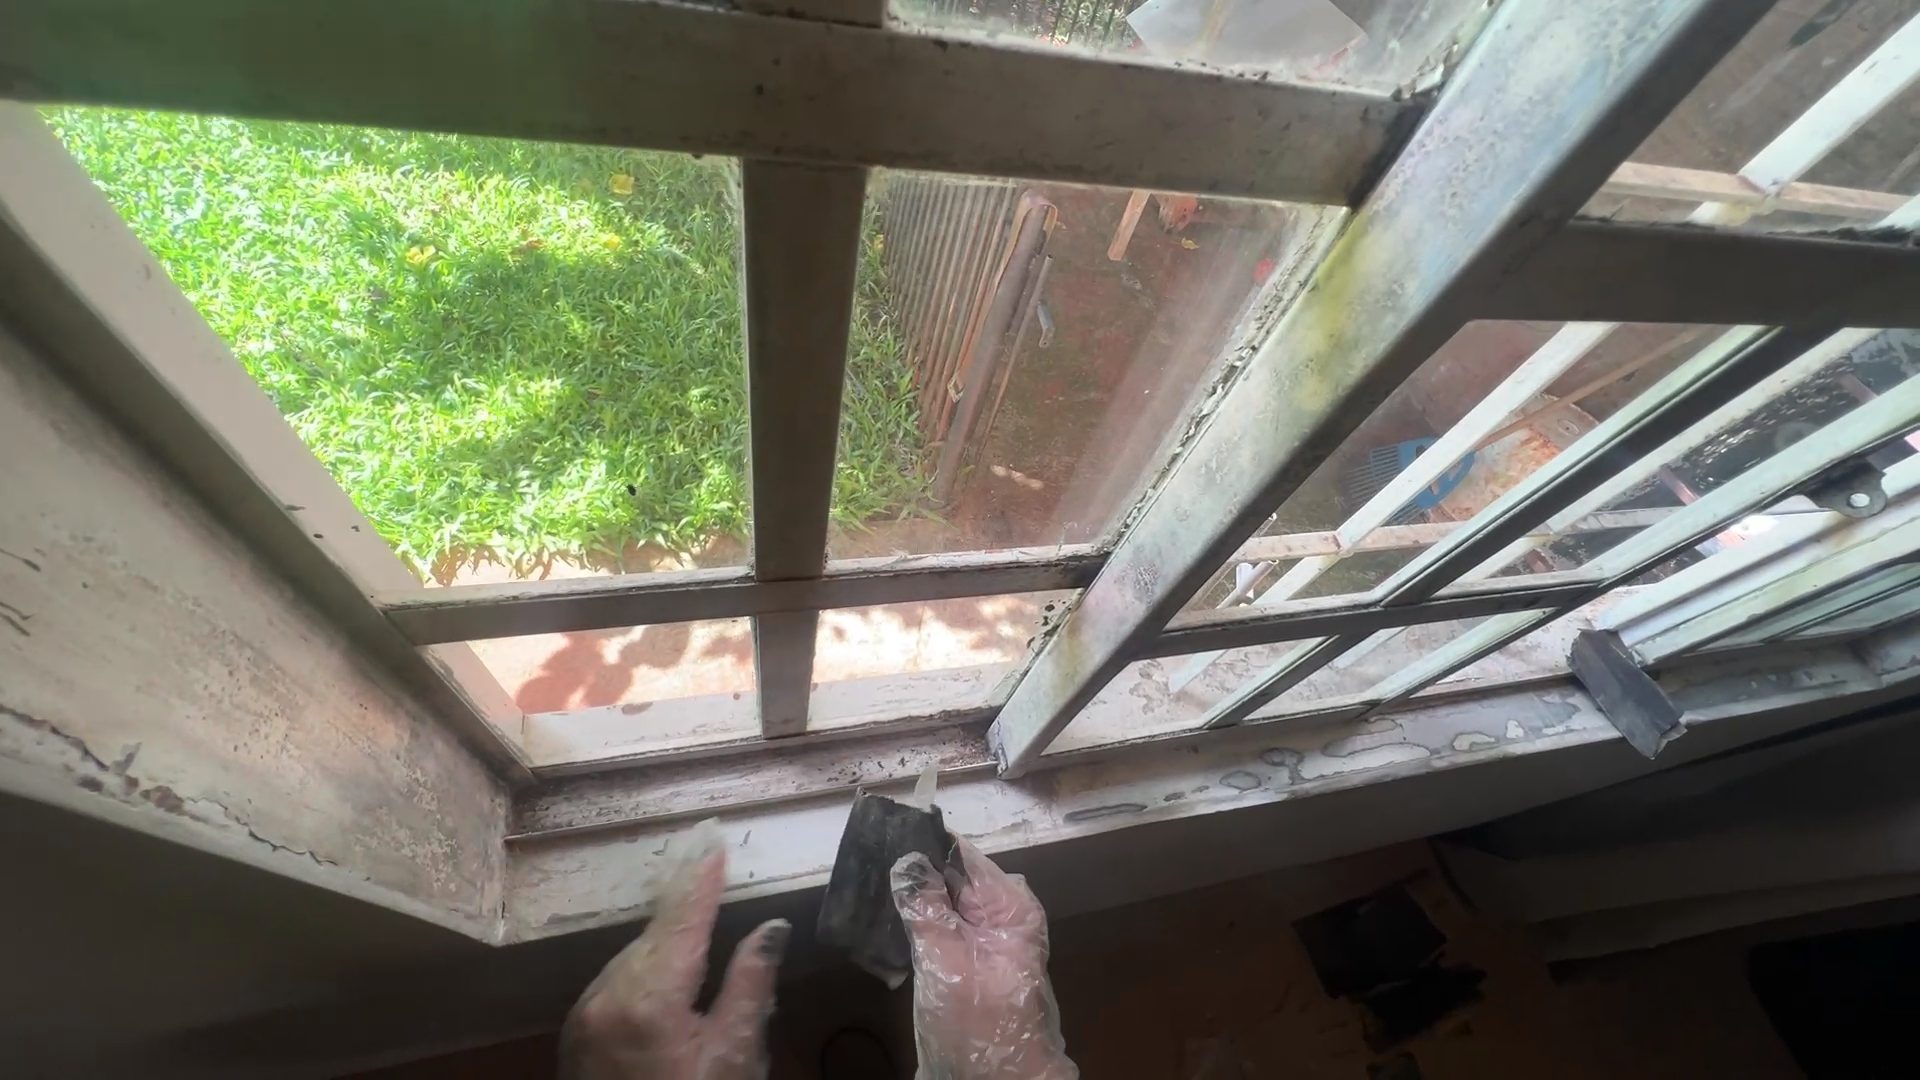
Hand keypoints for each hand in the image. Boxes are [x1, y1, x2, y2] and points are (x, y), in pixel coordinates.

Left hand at [561, 825, 788, 1078]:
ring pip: (637, 951)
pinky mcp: (578, 1032)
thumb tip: (771, 926)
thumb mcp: (735, 1056)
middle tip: (713, 864)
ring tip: (700, 909)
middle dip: (688, 902)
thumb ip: (751, 982)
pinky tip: (669, 963)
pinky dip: (648, 960)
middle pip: (658, 931)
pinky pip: (619, 975)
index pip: (683, 918)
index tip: (714, 840)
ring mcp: (585, 1014)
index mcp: (648, 997)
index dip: (702, 878)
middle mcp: (607, 995)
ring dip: (669, 932)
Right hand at [891, 835, 1076, 1078]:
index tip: (888, 833)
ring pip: (945, 901)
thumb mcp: (945, 962)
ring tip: (873, 886)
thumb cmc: (979, 1025)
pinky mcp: (972, 959)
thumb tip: (907, 858)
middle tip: (872, 861)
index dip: (927, 843)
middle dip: (917, 870)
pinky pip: (944, 926)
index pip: (964, 855)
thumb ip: (925, 907)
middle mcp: (1004, 912)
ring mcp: (988, 937)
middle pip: (954, 876)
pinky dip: (920, 924)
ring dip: (915, 898)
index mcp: (1010, 903)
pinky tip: (889, 920)